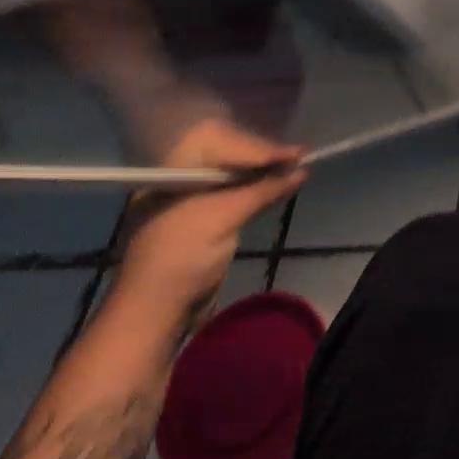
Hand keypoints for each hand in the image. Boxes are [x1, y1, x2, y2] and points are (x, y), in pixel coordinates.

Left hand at [116, 115, 306, 315]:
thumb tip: (303, 170)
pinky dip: (254, 194)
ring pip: (232, 181)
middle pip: (228, 161)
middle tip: (298, 157)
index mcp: (173, 173)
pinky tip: (275, 189)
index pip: (222, 147)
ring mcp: (189, 205)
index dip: (259, 148)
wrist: (156, 311)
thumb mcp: (224, 215)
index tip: (295, 150)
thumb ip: (263, 189)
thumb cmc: (182, 254)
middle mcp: (180, 183)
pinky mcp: (201, 225)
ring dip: (261, 177)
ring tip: (294, 168)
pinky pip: (232, 199)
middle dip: (262, 159)